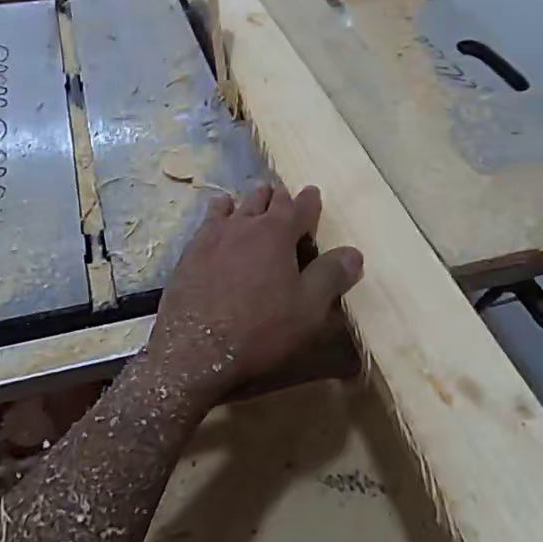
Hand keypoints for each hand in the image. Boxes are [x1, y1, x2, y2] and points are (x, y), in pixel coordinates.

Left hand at [146, 185, 363, 391]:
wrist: (195, 349)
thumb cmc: (260, 328)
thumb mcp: (308, 308)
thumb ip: (331, 276)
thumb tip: (353, 252)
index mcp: (277, 233)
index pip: (298, 207)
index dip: (309, 200)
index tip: (313, 192)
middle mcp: (244, 225)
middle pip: (263, 200)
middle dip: (276, 197)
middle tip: (282, 197)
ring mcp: (212, 236)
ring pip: (232, 205)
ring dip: (246, 202)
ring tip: (250, 202)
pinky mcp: (189, 253)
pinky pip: (207, 222)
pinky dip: (218, 215)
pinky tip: (217, 222)